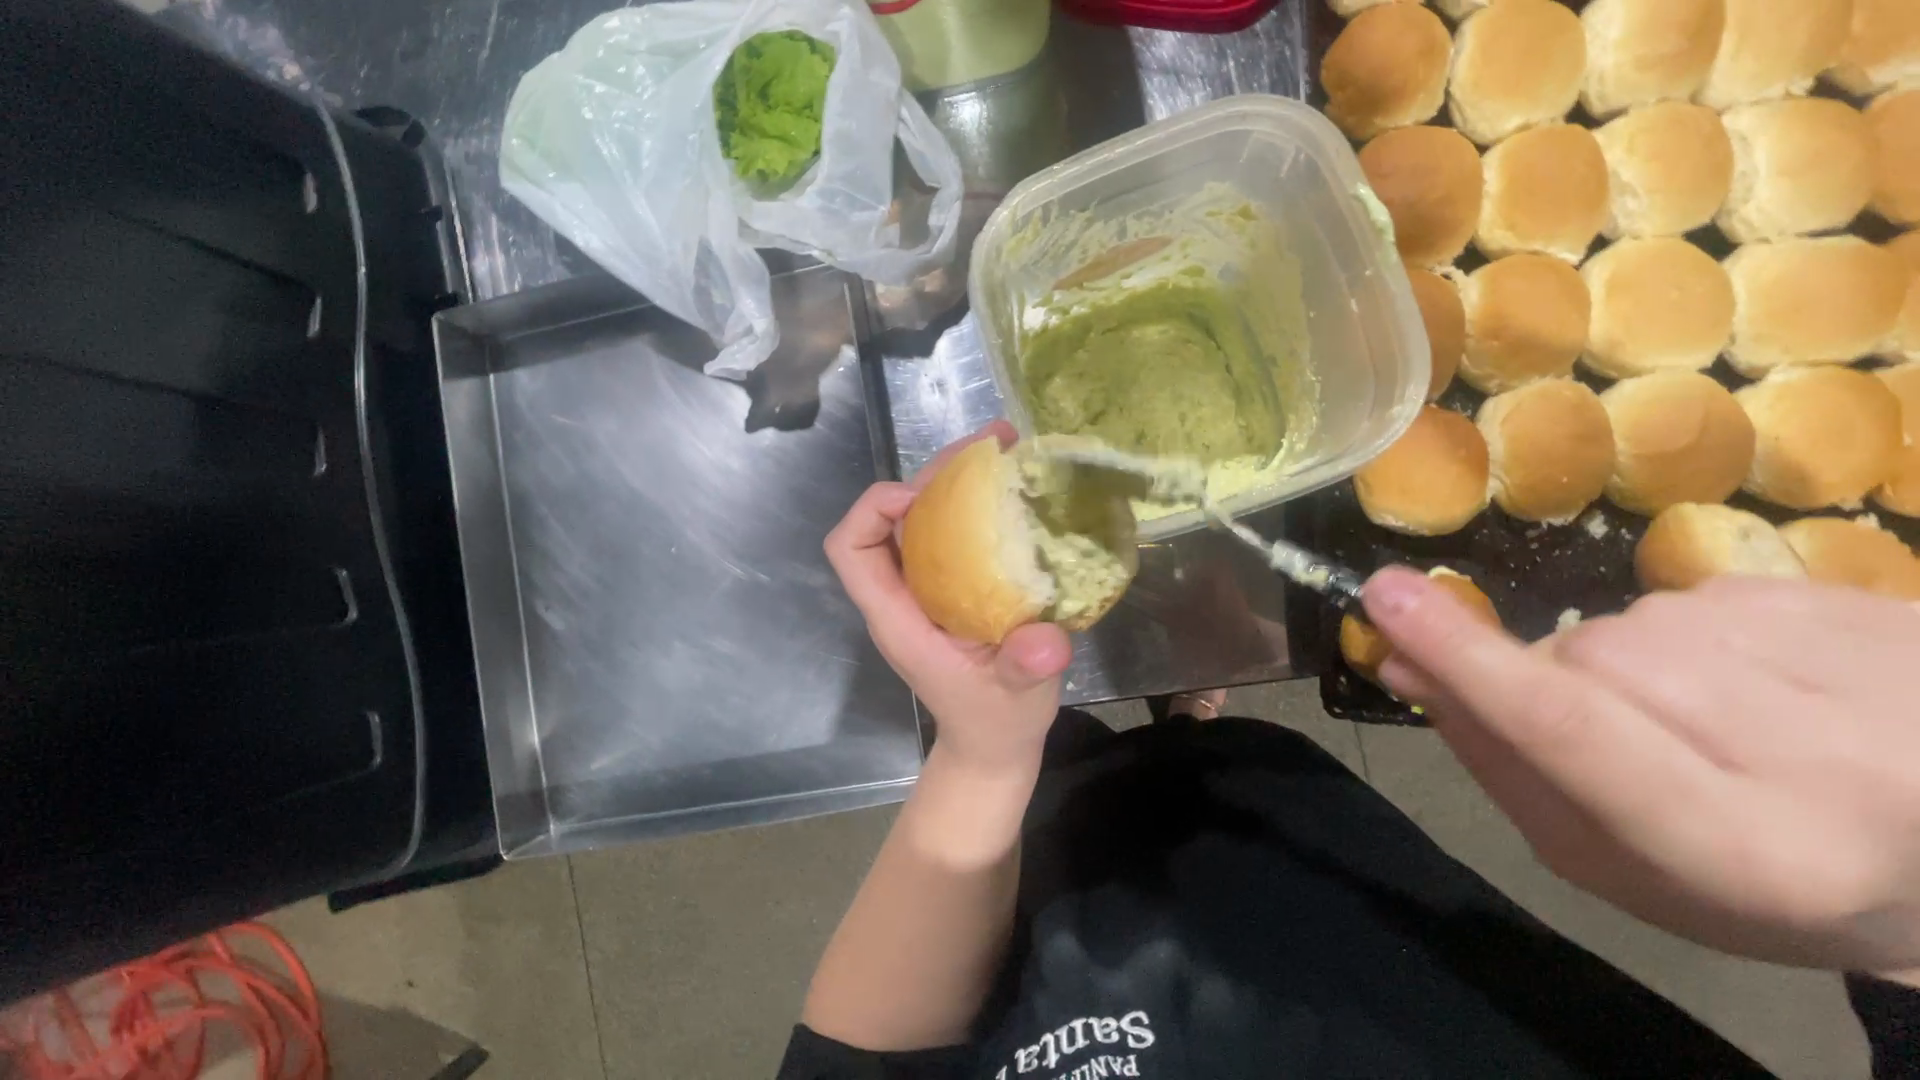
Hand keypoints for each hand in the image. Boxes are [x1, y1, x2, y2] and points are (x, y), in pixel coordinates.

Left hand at [825, 422, 1072, 775]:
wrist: (995, 742)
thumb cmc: (995, 722)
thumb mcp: (1016, 698)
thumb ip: (1023, 670)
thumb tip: (1046, 642)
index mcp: (898, 618)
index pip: (850, 551)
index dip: (871, 511)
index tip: (922, 496)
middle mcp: (904, 594)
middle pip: (892, 518)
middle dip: (932, 475)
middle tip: (988, 443)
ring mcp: (927, 589)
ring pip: (925, 519)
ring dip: (959, 482)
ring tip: (1008, 449)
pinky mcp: (953, 588)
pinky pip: (953, 534)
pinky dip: (978, 506)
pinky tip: (1017, 491)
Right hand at [1361, 567, 1919, 984]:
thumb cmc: (1744, 882)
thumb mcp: (1603, 854)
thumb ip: (1497, 759)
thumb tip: (1402, 663)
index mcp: (1745, 852)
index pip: (1570, 732)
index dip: (1469, 661)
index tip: (1385, 596)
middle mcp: (1822, 759)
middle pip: (1594, 661)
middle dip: (1559, 677)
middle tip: (1616, 732)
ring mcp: (1867, 673)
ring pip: (1643, 621)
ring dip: (1627, 658)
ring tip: (1704, 716)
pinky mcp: (1873, 611)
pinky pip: (1702, 593)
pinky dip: (1688, 632)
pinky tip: (1752, 681)